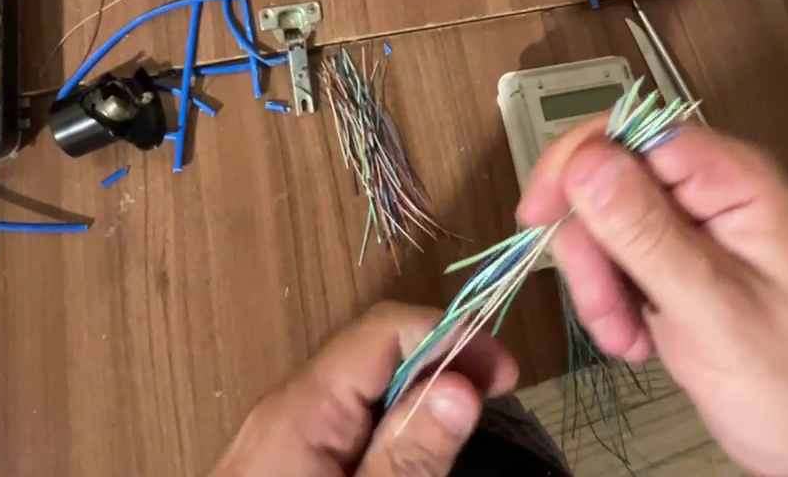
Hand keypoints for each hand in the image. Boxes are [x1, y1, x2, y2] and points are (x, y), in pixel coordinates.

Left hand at [210, 301, 519, 476]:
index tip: (506, 374)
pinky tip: (418, 444)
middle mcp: (288, 403)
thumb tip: (462, 383)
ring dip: (421, 388)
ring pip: (366, 381)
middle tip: (499, 395)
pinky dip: (392, 418)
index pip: (385, 329)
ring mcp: (282, 430)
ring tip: (471, 417)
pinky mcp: (285, 457)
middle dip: (442, 359)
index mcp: (302, 407)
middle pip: (376, 349)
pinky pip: (348, 414)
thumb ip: (408, 456)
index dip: (450, 335)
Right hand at [517, 122, 787, 476]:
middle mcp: (709, 187)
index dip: (576, 162)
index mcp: (732, 178)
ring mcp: (693, 223)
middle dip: (590, 244)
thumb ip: (647, 234)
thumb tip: (583, 160)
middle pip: (609, 176)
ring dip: (597, 280)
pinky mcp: (679, 258)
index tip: (538, 219)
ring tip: (624, 338)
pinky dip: (609, 296)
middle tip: (604, 314)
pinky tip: (634, 338)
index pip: (631, 130)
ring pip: (603, 217)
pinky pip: (616, 253)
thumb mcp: (716, 313)